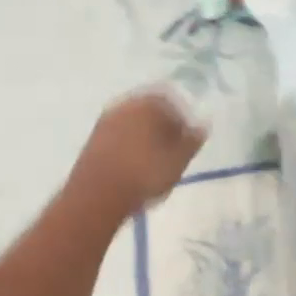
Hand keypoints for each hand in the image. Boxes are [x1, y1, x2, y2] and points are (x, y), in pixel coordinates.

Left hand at [73, 87, 206, 211]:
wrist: (98, 194)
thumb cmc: (145, 174)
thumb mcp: (178, 161)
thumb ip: (192, 141)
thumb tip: (202, 126)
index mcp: (148, 103)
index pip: (172, 101)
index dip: (183, 119)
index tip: (187, 140)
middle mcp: (125, 104)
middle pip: (150, 109)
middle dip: (163, 126)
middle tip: (172, 151)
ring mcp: (106, 120)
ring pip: (133, 122)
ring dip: (145, 137)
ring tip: (154, 161)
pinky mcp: (93, 138)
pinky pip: (119, 135)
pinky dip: (129, 145)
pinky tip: (134, 165)